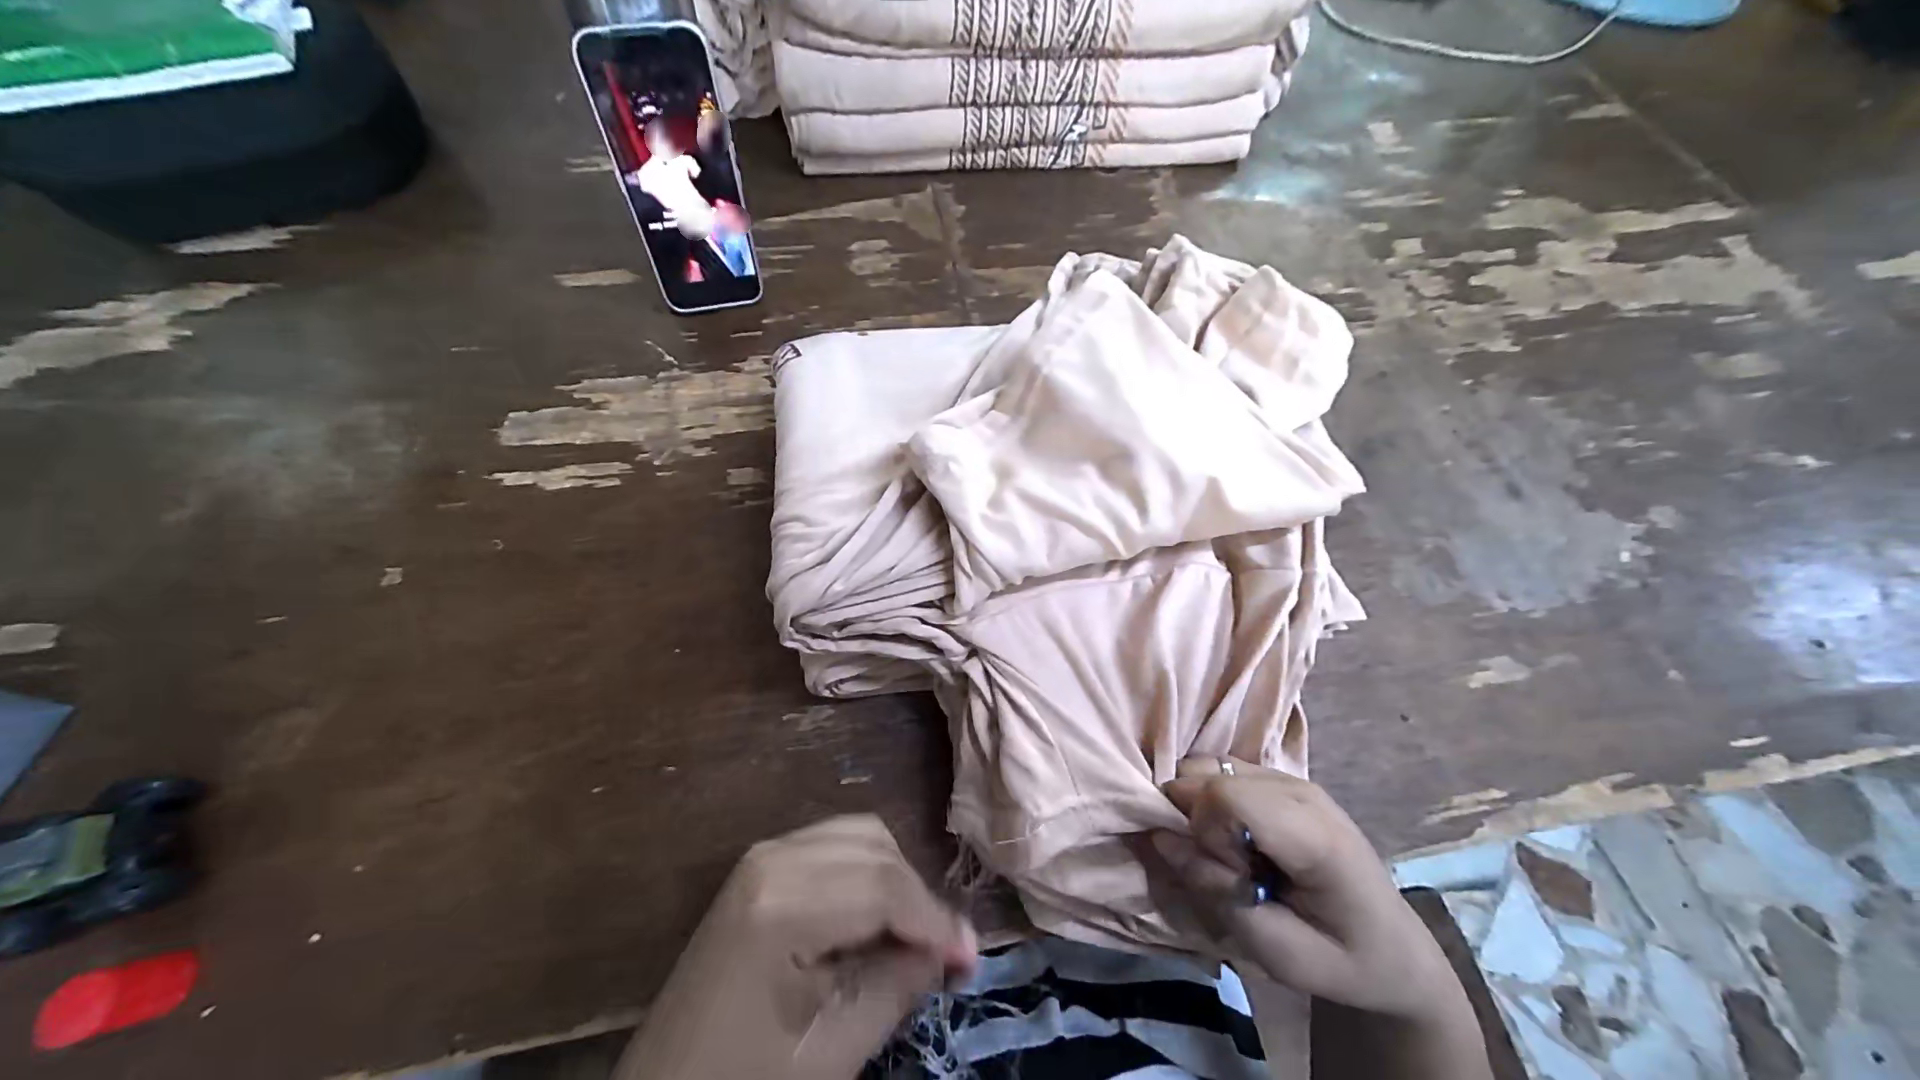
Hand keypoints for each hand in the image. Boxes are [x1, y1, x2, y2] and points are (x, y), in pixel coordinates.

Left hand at [617, 815, 977, 1079]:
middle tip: (943, 953)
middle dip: (917, 896)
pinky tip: (873, 918)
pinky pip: (834, 847)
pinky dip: (867, 873)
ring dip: (895, 879)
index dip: (936, 919)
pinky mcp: (760, 866)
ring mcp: (761, 856)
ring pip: (859, 838)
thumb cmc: (746, 1079)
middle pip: (874, 848)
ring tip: (911, 936)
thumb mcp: (833, 1047)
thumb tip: (951, 947)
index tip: (971, 957)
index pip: (884, 886)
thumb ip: (898, 985)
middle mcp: (771, 858)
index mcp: (782, 902)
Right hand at [1145, 757, 1466, 1024]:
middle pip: (1206, 773)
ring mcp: (1290, 777)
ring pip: (1205, 765)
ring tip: (1227, 850)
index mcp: (1313, 836)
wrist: (1393, 947)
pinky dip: (1209, 799)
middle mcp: (1300, 790)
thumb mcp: (1278, 953)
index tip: (1221, 872)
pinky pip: (1219, 769)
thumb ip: (1215, 892)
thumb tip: (1159, 837)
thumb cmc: (1341, 959)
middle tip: (1219, 864)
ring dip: (1197, 806)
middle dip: (1191, 817)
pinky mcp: (1279, 777)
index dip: (1202, 830)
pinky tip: (1234, 836)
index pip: (1225, 795)